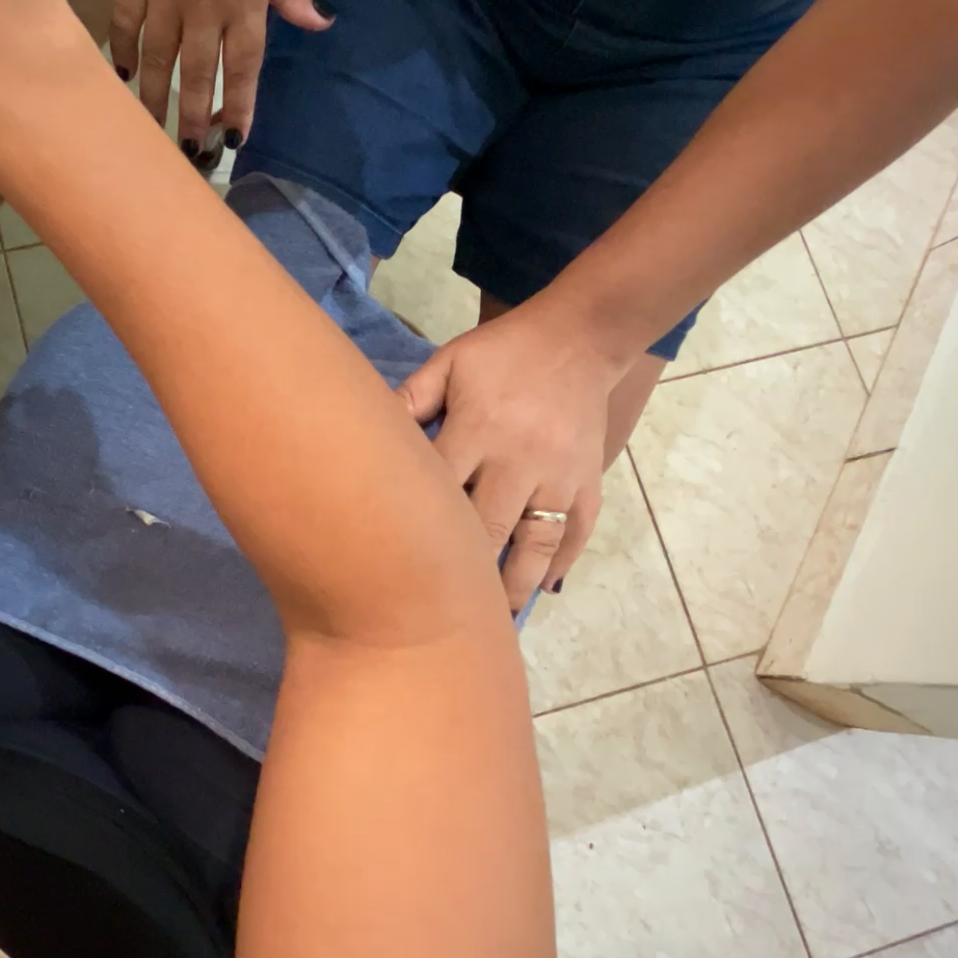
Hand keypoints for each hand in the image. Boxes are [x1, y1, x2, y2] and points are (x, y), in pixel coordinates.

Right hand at [110, 0, 331, 156]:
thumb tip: (319, 22)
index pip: (243, 66)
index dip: (239, 106)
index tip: (234, 141)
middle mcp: (203, 1)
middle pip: (198, 73)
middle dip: (193, 117)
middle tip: (189, 154)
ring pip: (157, 56)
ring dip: (155, 98)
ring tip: (153, 131)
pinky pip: (125, 17)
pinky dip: (123, 47)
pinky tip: (124, 76)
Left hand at [397, 306, 623, 612]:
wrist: (580, 337)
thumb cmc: (500, 354)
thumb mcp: (449, 364)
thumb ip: (410, 399)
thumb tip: (367, 433)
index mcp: (479, 428)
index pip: (440, 488)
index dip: (416, 526)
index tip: (389, 565)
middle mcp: (521, 460)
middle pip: (487, 528)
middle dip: (462, 574)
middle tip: (432, 615)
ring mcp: (561, 477)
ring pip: (535, 544)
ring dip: (513, 584)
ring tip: (493, 620)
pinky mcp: (590, 484)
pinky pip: (577, 533)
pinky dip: (559, 565)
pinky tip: (542, 590)